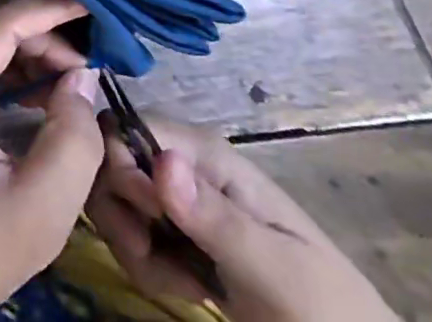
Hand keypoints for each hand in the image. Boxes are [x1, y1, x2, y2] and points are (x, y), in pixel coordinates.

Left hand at [0, 0, 103, 321]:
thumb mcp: (40, 210)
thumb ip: (73, 138)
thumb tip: (82, 77)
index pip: (1, 21)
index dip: (51, 9)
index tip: (97, 6)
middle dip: (41, 27)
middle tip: (88, 60)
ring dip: (25, 43)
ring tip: (71, 76)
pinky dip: (7, 60)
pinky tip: (40, 88)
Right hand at [87, 116, 396, 321]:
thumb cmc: (318, 303)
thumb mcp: (272, 265)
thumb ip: (214, 215)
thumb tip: (161, 161)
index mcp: (206, 153)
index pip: (127, 127)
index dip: (119, 168)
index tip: (146, 220)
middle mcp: (184, 164)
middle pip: (113, 165)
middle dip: (121, 216)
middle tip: (151, 256)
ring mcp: (178, 198)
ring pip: (117, 202)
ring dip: (133, 248)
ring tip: (180, 282)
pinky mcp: (176, 231)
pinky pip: (132, 234)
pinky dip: (145, 265)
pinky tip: (184, 287)